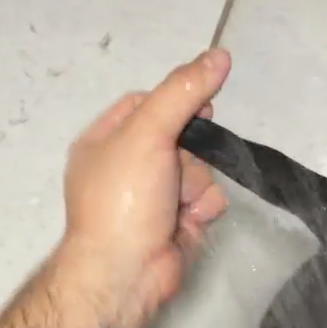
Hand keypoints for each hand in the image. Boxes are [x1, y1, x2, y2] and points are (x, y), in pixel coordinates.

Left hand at [59, 49, 231, 327]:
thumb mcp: (147, 132)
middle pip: (181, 136)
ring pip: (199, 169)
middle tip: (177, 164)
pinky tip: (189, 220)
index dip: (176, 102)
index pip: (147, 103)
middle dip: (188, 151)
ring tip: (178, 204)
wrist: (126, 272)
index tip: (200, 105)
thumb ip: (183, 91)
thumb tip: (220, 55)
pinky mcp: (179, 223)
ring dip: (197, 184)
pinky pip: (206, 200)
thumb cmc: (123, 199)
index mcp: (106, 141)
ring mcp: (155, 198)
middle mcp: (129, 167)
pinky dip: (204, 207)